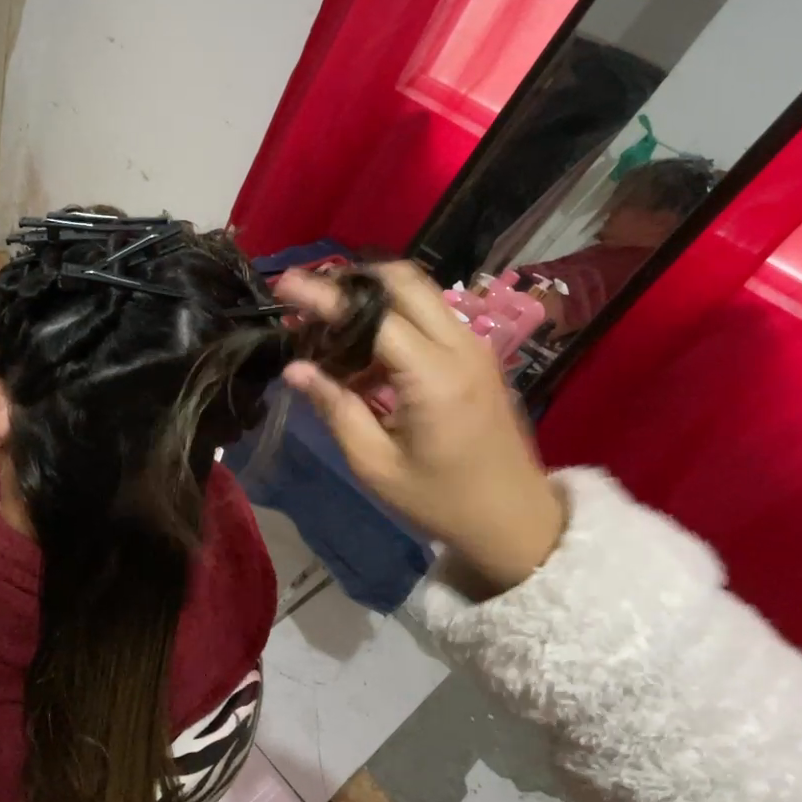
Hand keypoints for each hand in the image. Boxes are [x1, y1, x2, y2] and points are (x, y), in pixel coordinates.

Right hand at [275, 264, 565, 593]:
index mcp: (434, 377)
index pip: (373, 316)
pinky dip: (393, 316)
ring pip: (418, 292)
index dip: (325, 296)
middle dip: (351, 280)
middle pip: (404, 281)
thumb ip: (335, 408)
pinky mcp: (477, 355)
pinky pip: (430, 315)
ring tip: (328, 324)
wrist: (516, 521)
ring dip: (372, 296)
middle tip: (308, 297)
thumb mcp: (375, 464)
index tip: (285, 284)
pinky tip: (363, 350)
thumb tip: (294, 368)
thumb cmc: (441, 501)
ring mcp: (474, 347)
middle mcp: (461, 347)